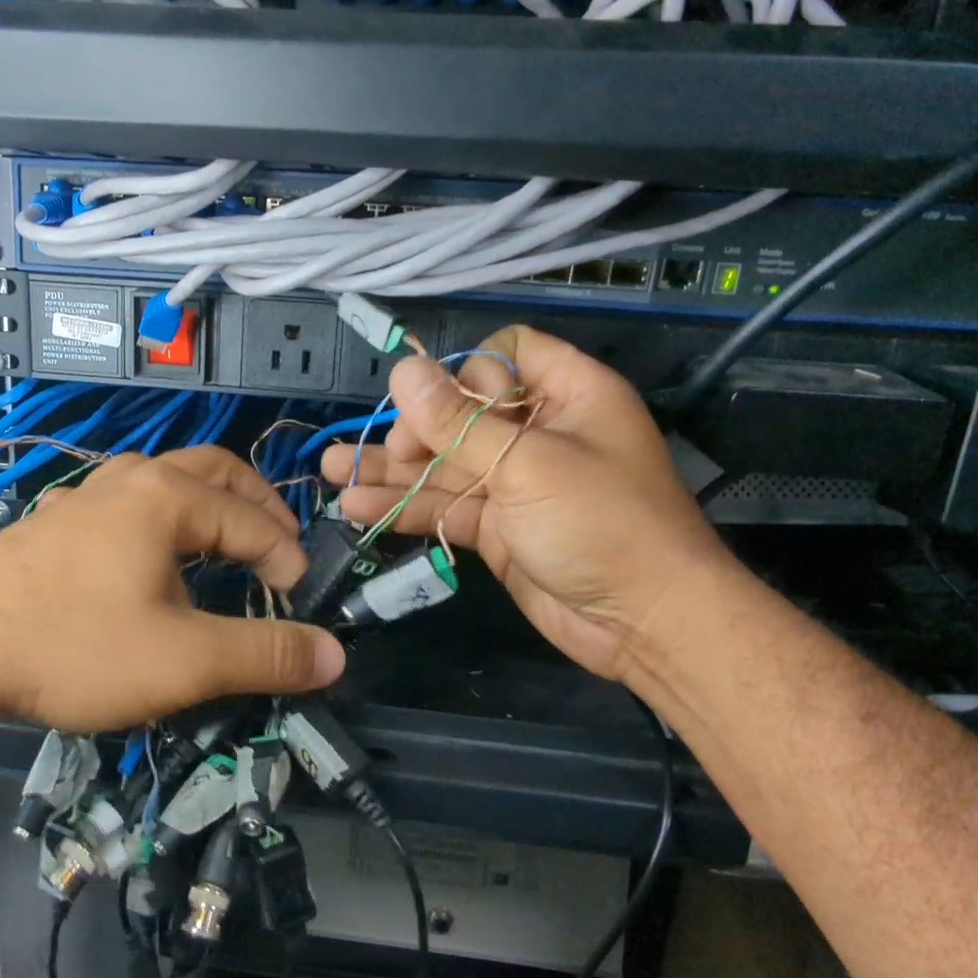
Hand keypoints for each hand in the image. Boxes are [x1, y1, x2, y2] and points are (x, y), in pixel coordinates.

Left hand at [0, 447, 345, 731]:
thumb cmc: (75, 648)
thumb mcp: (185, 661)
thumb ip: (266, 653)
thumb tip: (335, 654)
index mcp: (166, 496)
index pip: (253, 518)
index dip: (288, 559)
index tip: (300, 604)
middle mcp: (125, 480)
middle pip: (212, 470)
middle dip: (255, 505)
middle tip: (280, 546)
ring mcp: (79, 499)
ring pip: (160, 482)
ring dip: (203, 506)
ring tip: (220, 546)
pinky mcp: (47, 527)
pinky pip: (117, 507)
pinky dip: (153, 521)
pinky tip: (139, 559)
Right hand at [321, 325, 741, 682]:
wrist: (645, 624)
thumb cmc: (603, 524)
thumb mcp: (529, 465)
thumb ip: (459, 422)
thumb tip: (402, 371)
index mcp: (568, 394)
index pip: (507, 353)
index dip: (466, 370)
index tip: (436, 399)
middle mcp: (538, 432)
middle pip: (462, 411)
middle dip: (415, 427)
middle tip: (388, 450)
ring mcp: (515, 483)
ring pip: (444, 464)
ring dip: (392, 469)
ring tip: (333, 470)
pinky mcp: (497, 528)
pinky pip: (445, 506)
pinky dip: (405, 508)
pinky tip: (357, 508)